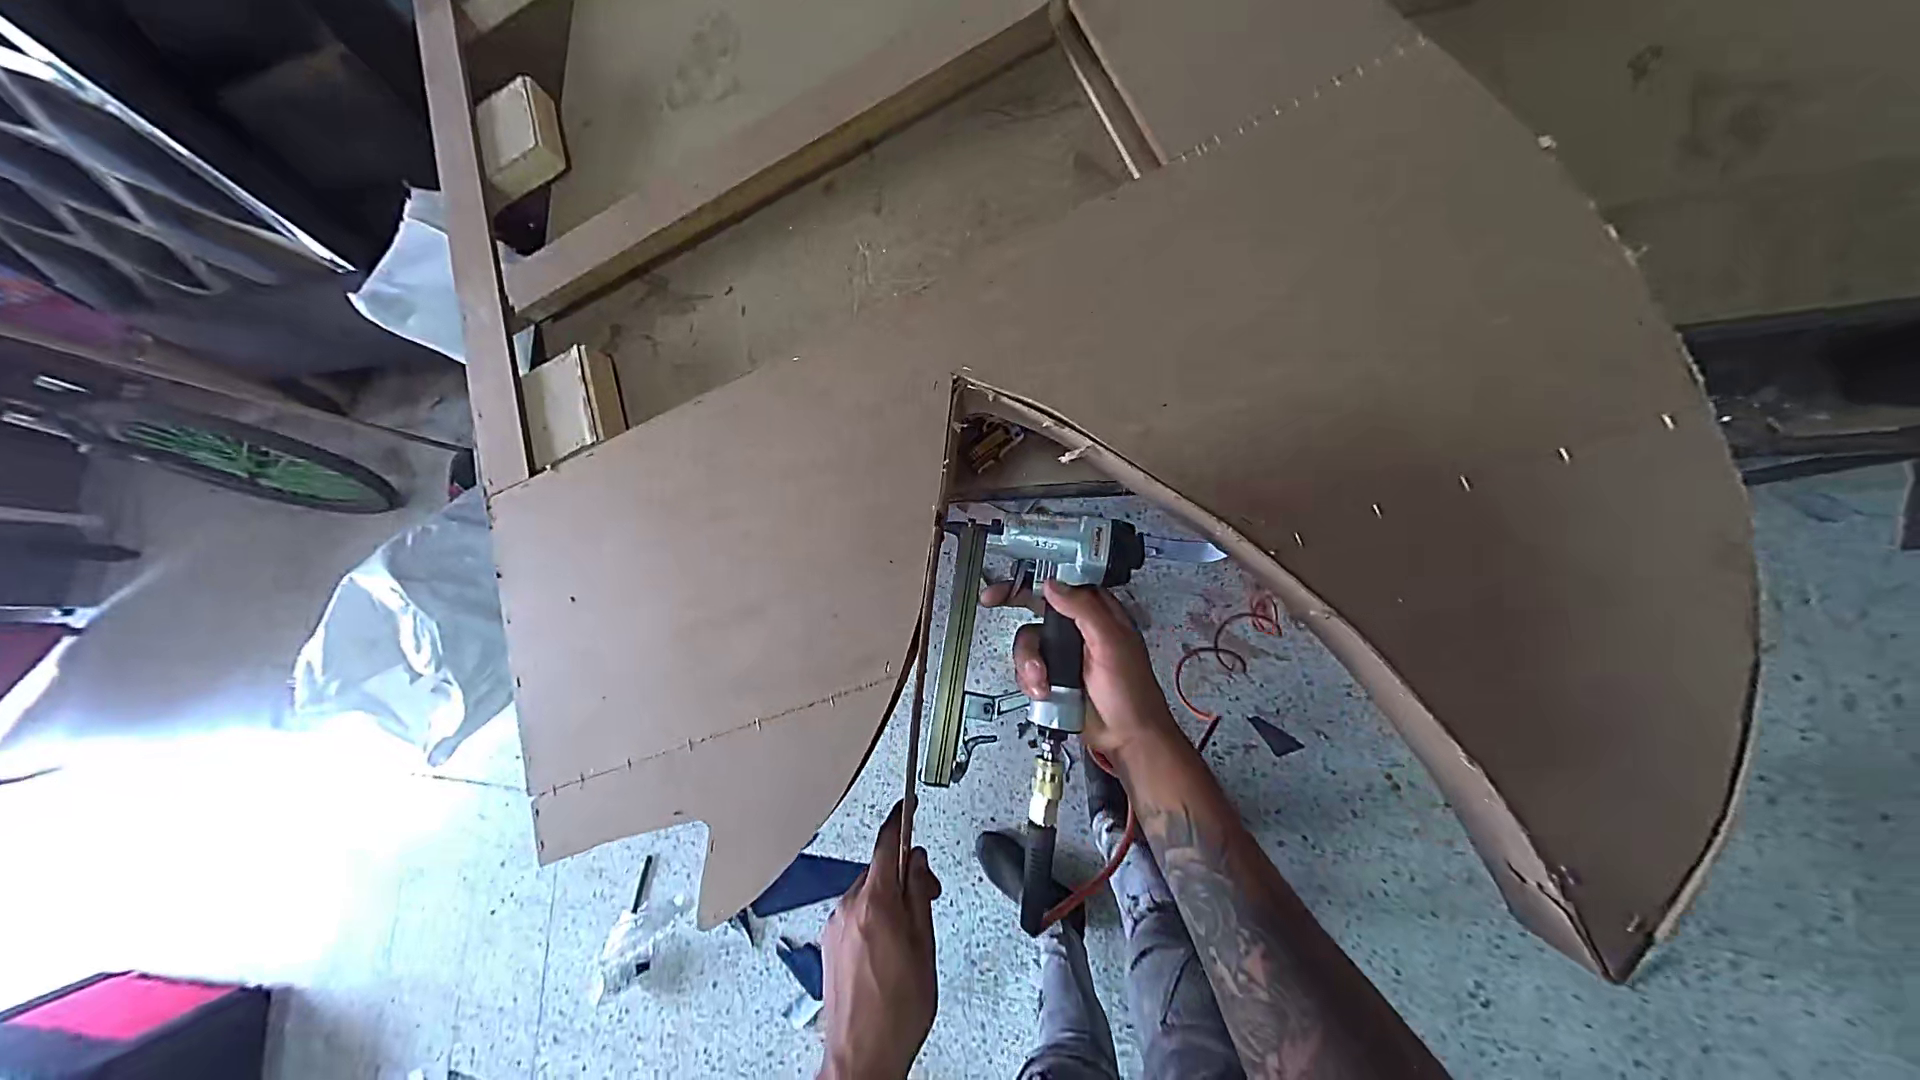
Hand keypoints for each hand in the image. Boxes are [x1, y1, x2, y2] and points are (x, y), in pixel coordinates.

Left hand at [819, 802, 941, 1079]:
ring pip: (868, 893)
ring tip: (909, 935)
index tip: (906, 805)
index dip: (900, 818)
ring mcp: (836, 925)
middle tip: (927, 894)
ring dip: (889, 899)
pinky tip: (888, 947)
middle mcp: (850, 907)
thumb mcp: (924, 943)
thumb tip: (917, 862)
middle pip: (880, 870)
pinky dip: (874, 916)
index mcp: (876, 902)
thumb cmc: (897, 1010)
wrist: (862, 1056)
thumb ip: (920, 894)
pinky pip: (856, 913)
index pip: (887, 843)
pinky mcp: (830, 942)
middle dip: (904, 874)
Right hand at [981, 578, 1183, 768]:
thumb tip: (1053, 585)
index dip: (1036, 576)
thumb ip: (1083, 609)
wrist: (1126, 738)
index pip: (1063, 583)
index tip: (1013, 578)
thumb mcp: (1111, 644)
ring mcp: (1063, 653)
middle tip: (992, 601)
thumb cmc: (1132, 693)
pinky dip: (1029, 679)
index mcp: (1097, 612)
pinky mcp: (1052, 676)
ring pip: (1028, 641)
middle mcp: (1077, 628)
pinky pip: (1025, 668)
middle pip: (1036, 607)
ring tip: (1042, 681)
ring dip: (1028, 661)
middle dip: (1014, 607)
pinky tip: (1043, 691)